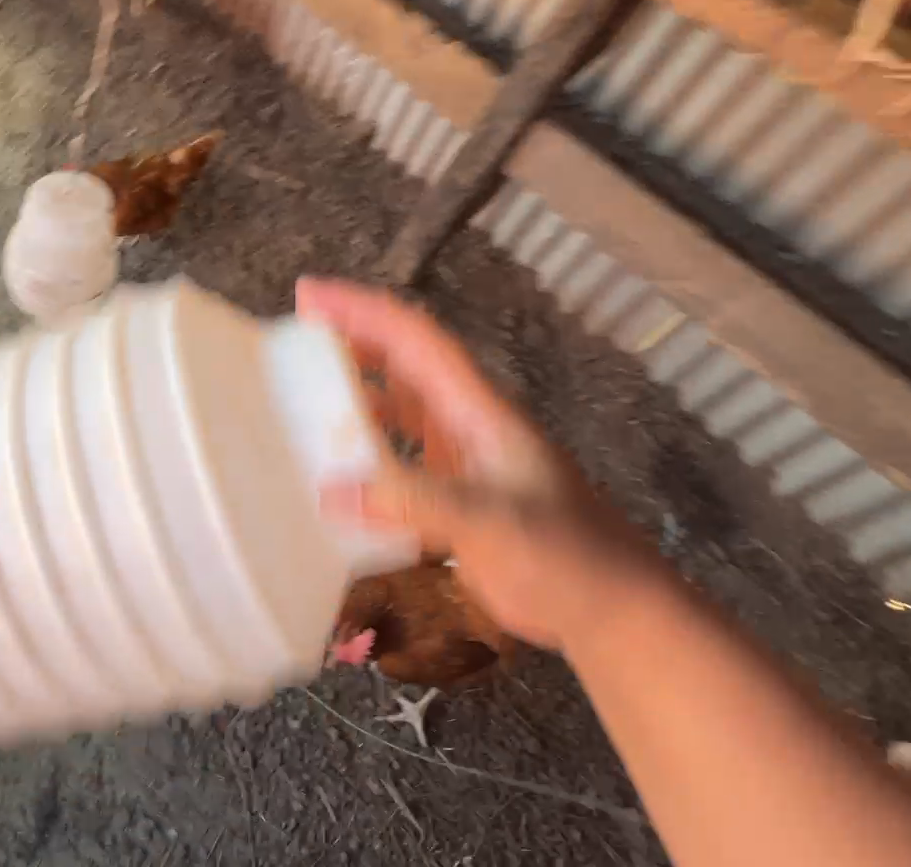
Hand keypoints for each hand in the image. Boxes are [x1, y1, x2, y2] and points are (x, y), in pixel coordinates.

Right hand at [298, 278, 668, 651]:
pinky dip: (363, 449)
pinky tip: (336, 470)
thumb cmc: (568, 559)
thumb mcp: (492, 523)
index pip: (412, 338)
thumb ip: (412, 502)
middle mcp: (465, 423)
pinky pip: (397, 453)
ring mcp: (461, 459)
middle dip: (349, 338)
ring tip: (304, 394)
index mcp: (476, 410)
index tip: (307, 295)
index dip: (359, 309)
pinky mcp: (455, 494)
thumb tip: (328, 491)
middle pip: (402, 361)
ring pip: (398, 405)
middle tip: (293, 336)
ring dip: (354, 392)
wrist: (618, 615)